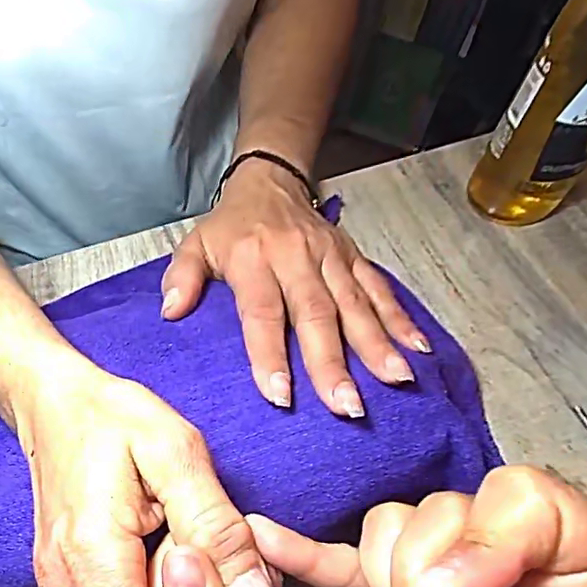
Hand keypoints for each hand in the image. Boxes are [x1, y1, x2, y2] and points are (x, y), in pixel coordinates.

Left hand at [163, 157, 428, 416]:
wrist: (269, 181)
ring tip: (394, 382)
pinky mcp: (352, 256)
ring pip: (355, 303)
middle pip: (316, 315)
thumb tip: (170, 312)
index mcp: (253, 260)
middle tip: (345, 405)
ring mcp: (330, 257)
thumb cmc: (228, 227)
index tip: (279, 394)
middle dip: (332, 363)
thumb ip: (181, 278)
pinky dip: (399, 318)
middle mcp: (296, 258)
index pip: (262, 313)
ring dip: (376, 345)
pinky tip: (415, 348)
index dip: (270, 354)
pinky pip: (379, 287)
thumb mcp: (194, 246)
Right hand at [248, 465, 586, 586]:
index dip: (485, 535)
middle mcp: (506, 557)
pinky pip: (338, 563)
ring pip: (388, 531)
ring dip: (376, 577)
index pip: (529, 504)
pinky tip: (269, 541)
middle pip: (443, 513)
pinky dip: (304, 556)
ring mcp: (437, 574)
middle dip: (420, 569)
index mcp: (576, 569)